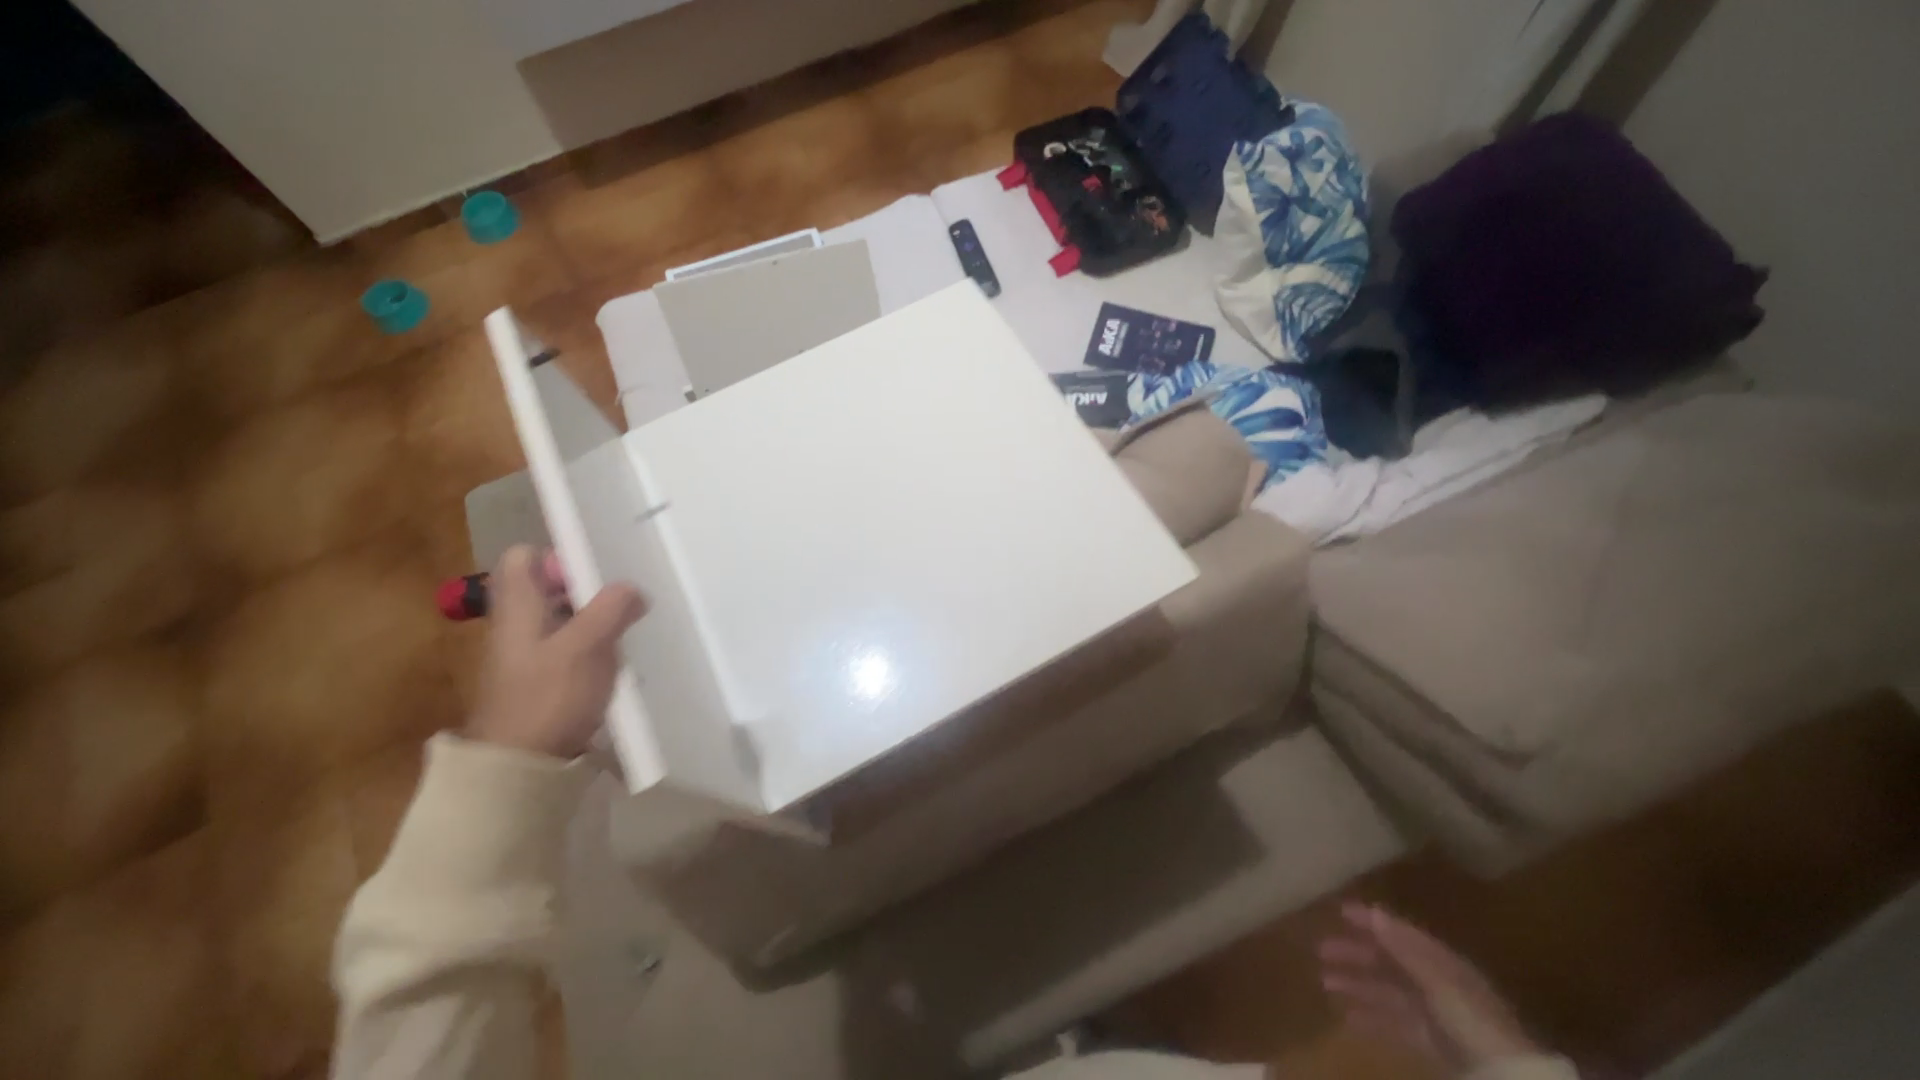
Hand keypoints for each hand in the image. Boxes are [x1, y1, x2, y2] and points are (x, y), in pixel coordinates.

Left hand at [465, 546, 648, 758]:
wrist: (521, 767)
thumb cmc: (549, 697)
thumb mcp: (587, 646)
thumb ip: (611, 609)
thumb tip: (632, 589)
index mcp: (517, 607)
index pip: (523, 558)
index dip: (557, 556)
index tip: (594, 573)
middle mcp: (515, 625)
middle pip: (548, 588)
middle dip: (587, 591)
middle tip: (621, 603)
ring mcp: (525, 655)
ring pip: (561, 619)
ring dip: (593, 622)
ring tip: (624, 634)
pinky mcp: (539, 682)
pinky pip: (567, 649)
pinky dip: (590, 649)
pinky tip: (612, 665)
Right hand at [1319, 903, 1543, 1073]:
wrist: (1503, 1076)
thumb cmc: (1472, 1020)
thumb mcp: (1439, 980)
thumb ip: (1406, 948)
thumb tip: (1373, 911)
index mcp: (1442, 964)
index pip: (1402, 935)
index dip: (1373, 922)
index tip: (1340, 911)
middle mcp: (1437, 984)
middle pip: (1391, 963)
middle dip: (1358, 954)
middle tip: (1321, 949)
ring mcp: (1434, 1015)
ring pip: (1388, 993)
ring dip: (1358, 985)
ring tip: (1325, 982)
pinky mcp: (1430, 1043)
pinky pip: (1394, 1024)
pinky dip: (1370, 1017)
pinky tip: (1347, 1016)